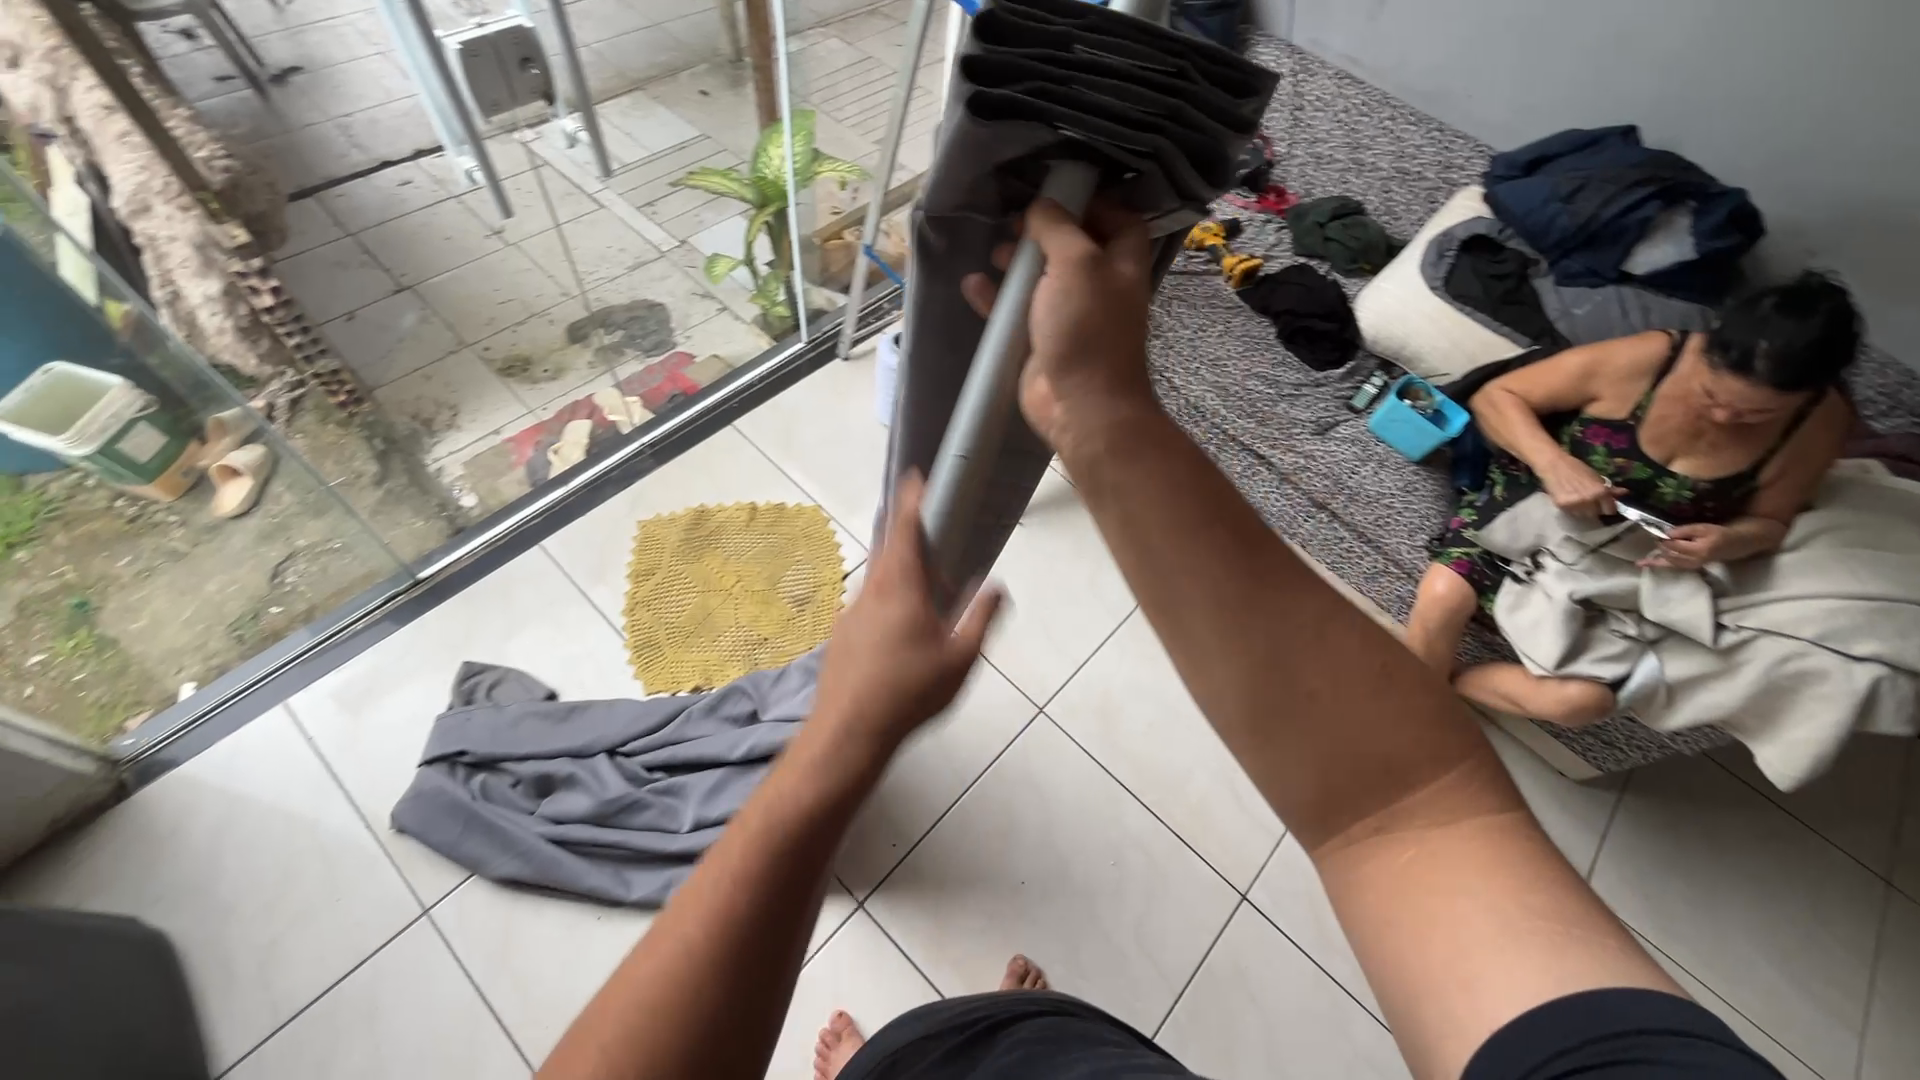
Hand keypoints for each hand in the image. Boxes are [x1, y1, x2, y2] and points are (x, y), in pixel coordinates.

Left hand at [811, 471, 1004, 753]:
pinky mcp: (841, 633)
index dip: (912, 498)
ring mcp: (851, 612)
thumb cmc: (911, 692)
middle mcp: (871, 590)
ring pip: (876, 574)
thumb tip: (997, 586)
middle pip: (886, 545)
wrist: (849, 730)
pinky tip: (901, 624)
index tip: (917, 475)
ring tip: (925, 580)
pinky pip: (868, 600)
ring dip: (897, 564)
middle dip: (902, 524)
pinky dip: (886, 593)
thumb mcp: (961, 659)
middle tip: (923, 517)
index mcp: (900, 587)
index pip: (905, 528)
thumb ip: (981, 617)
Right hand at [961, 197, 1157, 453]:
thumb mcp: (1076, 261)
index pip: (1119, 220)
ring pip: (1039, 280)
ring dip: (1015, 265)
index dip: (1093, 203)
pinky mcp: (1040, 342)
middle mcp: (1099, 287)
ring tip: (995, 253)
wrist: (1079, 404)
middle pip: (1072, 247)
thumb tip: (1039, 208)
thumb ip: (1057, 227)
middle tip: (1015, 225)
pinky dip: (994, 299)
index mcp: (1121, 264)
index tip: (1058, 194)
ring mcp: (1068, 317)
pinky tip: (973, 285)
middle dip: (1042, 232)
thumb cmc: (1086, 327)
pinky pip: (1014, 313)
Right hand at [1537, 455, 1623, 517]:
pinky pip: (1570, 513)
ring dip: (1582, 511)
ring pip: (1582, 515)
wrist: (1553, 465)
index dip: (1608, 508)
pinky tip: (1569, 501)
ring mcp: (1575, 504)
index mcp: (1601, 491)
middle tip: (1590, 503)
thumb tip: (1624, 493)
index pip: (1610, 510)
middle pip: (1595, 514)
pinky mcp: (1561, 506)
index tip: (1604, 505)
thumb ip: (1609, 488)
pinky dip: (1571, 509)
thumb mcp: (1596, 477)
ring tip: (1578, 502)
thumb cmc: (1576, 468)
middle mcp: (1589, 499)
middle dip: (1594, 509)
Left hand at [1637, 523, 1728, 570]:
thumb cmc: (1717, 534)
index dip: (1663, 538)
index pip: (1673, 545)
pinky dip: (1653, 564)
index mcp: (1698, 550)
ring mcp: (1690, 565)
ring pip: (1667, 559)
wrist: (1732, 545)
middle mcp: (1693, 560)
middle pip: (1668, 552)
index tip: (1657, 531)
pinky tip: (1639, 563)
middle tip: (1657, 535)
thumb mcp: (1702, 528)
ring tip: (1654, 542)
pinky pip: (1668, 566)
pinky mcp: (1687, 567)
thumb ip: (1684, 530)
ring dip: (1658, 551)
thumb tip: (1665, 533)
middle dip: (1660, 544)